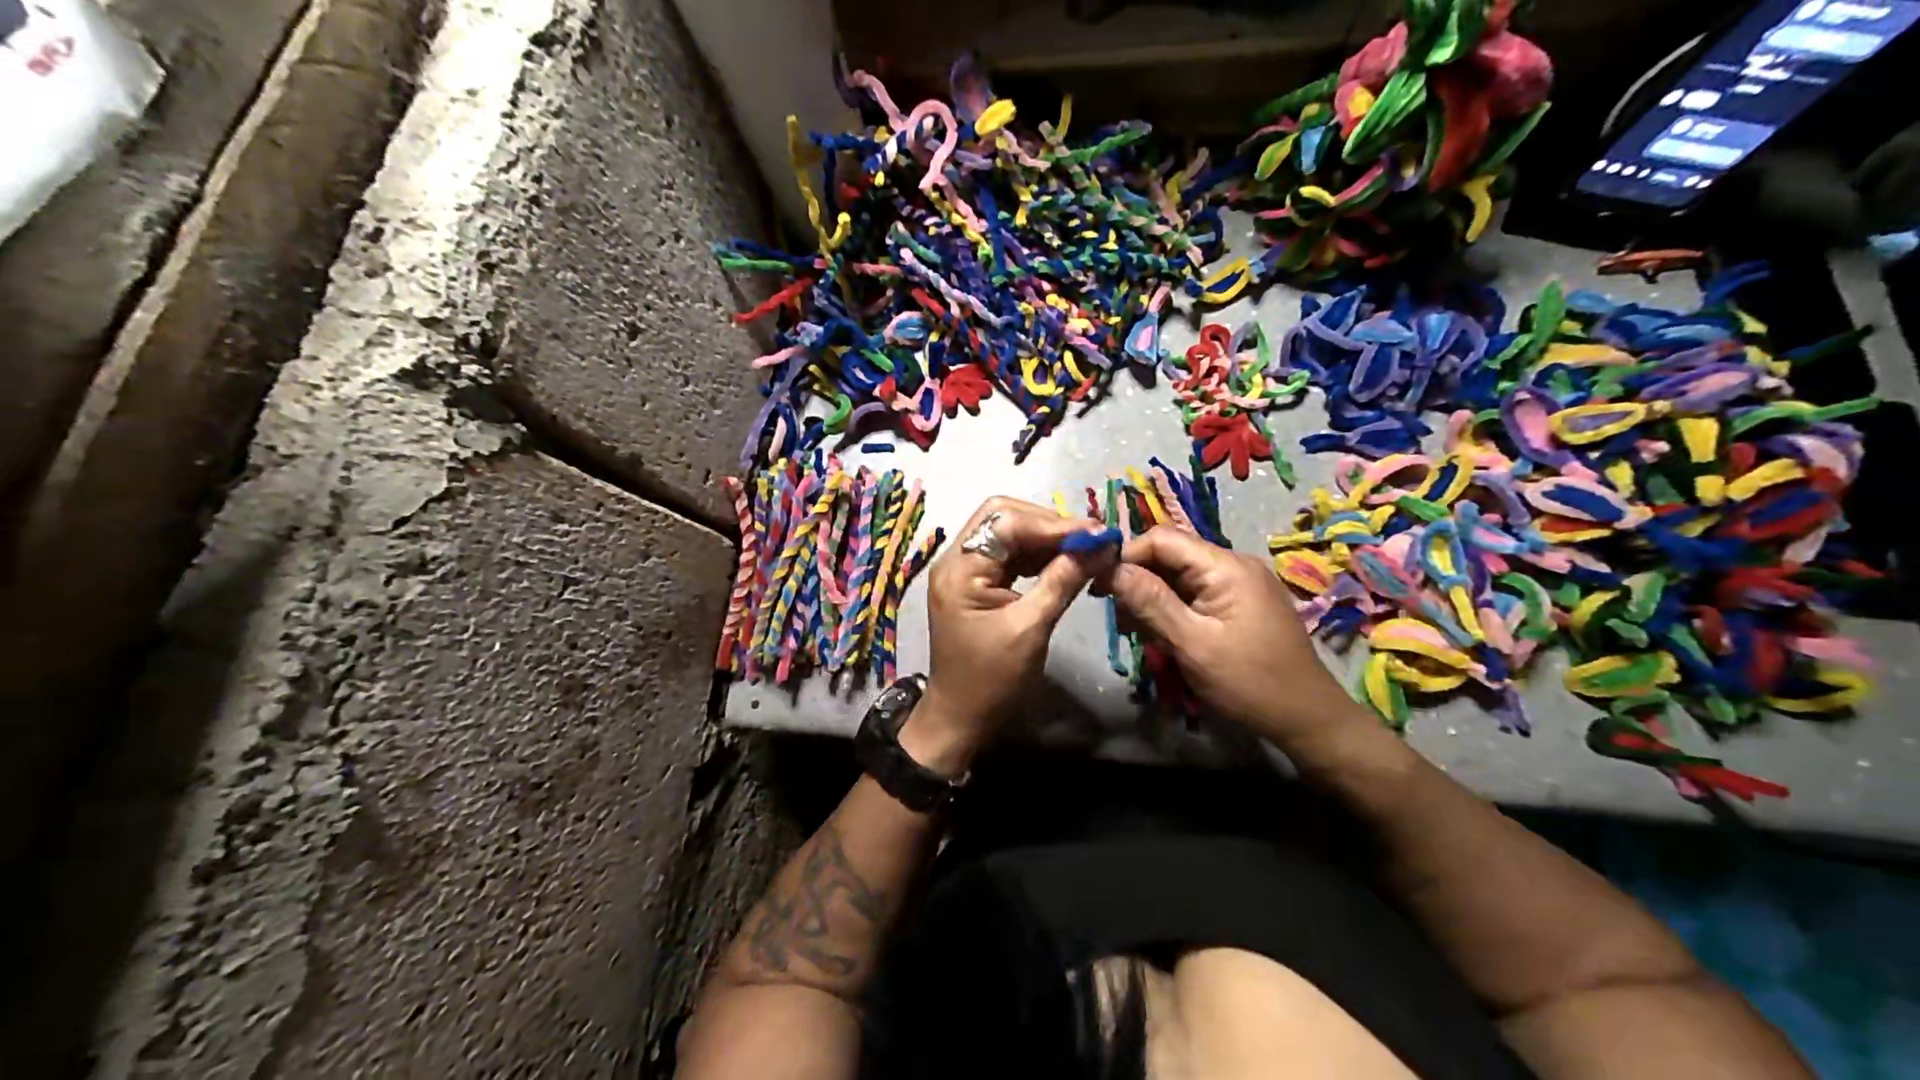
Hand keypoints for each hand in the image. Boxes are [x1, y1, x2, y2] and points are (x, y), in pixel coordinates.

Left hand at [913, 497, 1104, 765]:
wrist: (960, 719)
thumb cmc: (991, 681)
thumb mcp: (1030, 630)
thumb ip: (1062, 582)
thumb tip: (1099, 546)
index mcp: (959, 569)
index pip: (1005, 522)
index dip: (1052, 523)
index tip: (1095, 534)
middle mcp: (958, 560)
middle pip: (1004, 518)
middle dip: (1049, 524)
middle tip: (1090, 541)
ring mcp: (967, 571)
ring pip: (1009, 533)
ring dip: (1048, 538)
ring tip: (1087, 549)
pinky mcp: (978, 584)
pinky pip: (1011, 555)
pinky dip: (1040, 554)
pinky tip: (1067, 562)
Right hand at [1106, 526, 1361, 746]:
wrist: (1306, 717)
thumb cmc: (1249, 682)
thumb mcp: (1192, 644)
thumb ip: (1150, 602)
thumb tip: (1110, 568)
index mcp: (1225, 566)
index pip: (1162, 539)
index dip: (1127, 556)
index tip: (1100, 587)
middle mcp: (1234, 564)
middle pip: (1170, 556)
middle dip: (1138, 582)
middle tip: (1120, 620)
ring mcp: (1240, 584)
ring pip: (1179, 577)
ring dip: (1153, 600)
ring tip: (1140, 633)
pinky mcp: (1240, 603)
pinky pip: (1196, 594)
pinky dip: (1173, 610)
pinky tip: (1164, 636)